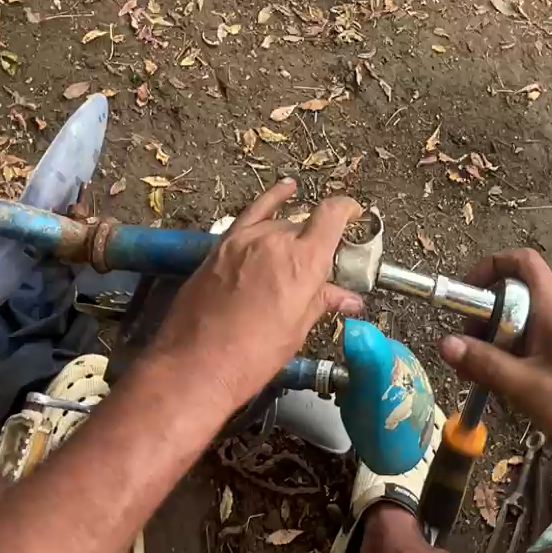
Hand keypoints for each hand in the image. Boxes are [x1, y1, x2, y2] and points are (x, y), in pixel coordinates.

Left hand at [140, 179, 363, 413]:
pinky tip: (285, 189)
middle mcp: (275, 240)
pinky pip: (252, 213)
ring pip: (279, 224)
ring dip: (292, 235)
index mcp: (303, 261)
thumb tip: (349, 298)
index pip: (332, 216)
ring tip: (295, 256)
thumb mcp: (296, 330)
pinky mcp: (223, 244)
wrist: (196, 363)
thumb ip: (322, 302)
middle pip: (305, 225)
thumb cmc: (251, 355)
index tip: (355, 214)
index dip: (348, 210)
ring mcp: (245, 239)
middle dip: (316, 242)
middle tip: (318, 269)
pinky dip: (271, 200)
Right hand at [439, 249, 551, 467]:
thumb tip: (444, 343)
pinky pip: (539, 343)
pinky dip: (519, 357)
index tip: (465, 293)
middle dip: (484, 319)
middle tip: (468, 352)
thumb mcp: (530, 388)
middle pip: (514, 296)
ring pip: (524, 324)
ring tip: (488, 380)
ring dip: (500, 344)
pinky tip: (517, 391)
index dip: (489, 266)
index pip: (520, 261)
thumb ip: (485, 365)